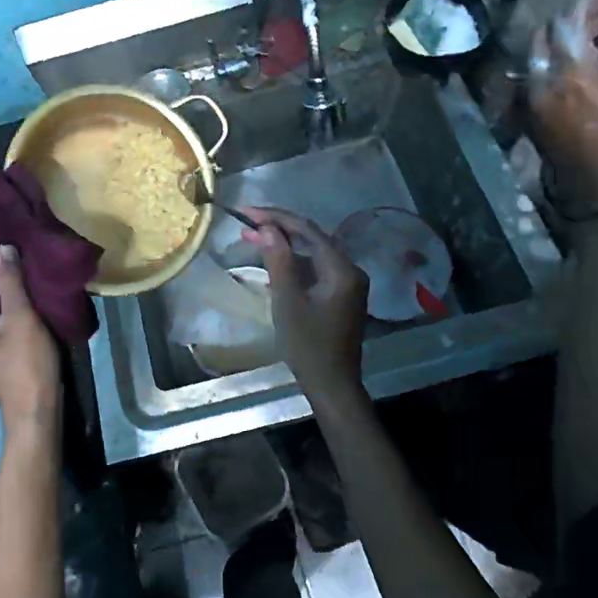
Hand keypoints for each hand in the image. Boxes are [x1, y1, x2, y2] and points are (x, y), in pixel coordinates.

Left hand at [0, 244, 60, 432]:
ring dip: (17, 293)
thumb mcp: (20, 316)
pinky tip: (39, 299)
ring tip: (40, 275)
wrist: (37, 408)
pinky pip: (3, 320)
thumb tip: (2, 247)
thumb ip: (10, 280)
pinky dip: (19, 310)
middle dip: (9, 277)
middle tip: (35, 258)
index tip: (22, 245)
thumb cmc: (25, 362)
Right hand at [240, 208, 368, 401]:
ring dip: (285, 248)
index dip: (277, 218)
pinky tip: (272, 263)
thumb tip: (269, 228)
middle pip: (312, 240)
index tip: (248, 212)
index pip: (308, 230)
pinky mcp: (341, 296)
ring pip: (313, 255)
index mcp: (342, 270)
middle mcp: (351, 271)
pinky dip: (294, 266)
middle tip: (246, 224)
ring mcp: (348, 284)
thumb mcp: (288, 302)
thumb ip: (279, 261)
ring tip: (252, 238)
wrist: (332, 385)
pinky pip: (316, 271)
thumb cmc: (308, 346)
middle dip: (279, 230)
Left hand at [525, 0, 597, 217]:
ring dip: (562, 41)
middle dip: (575, 18)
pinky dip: (553, 64)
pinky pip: (534, 78)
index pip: (571, 17)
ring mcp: (529, 103)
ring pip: (536, 55)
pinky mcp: (530, 118)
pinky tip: (582, 68)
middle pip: (546, 32)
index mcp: (570, 74)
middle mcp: (539, 84)